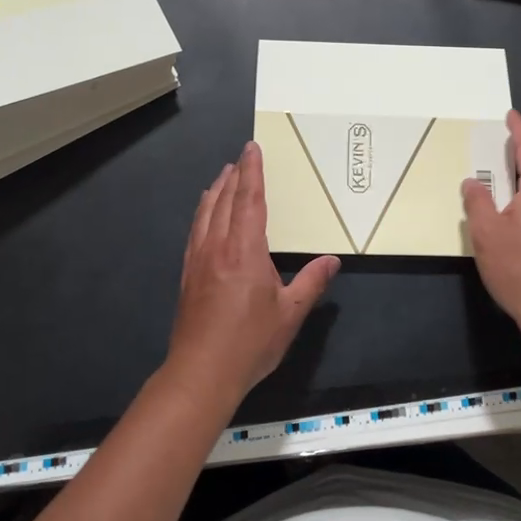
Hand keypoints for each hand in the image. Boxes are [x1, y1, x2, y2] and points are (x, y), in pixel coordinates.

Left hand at [166, 142, 340, 402]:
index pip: (249, 199)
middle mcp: (218, 246)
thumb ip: (311, 282)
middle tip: (242, 156)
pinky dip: (203, 211)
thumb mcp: (289, 314)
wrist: (201, 372)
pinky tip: (205, 213)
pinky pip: (195, 229)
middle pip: (224, 199)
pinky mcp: (188, 273)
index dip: (252, 171)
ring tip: (224, 176)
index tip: (252, 148)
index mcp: (245, 249)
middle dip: (234, 174)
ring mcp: (199, 258)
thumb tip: (331, 259)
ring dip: (216, 189)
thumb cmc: (249, 343)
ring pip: (206, 212)